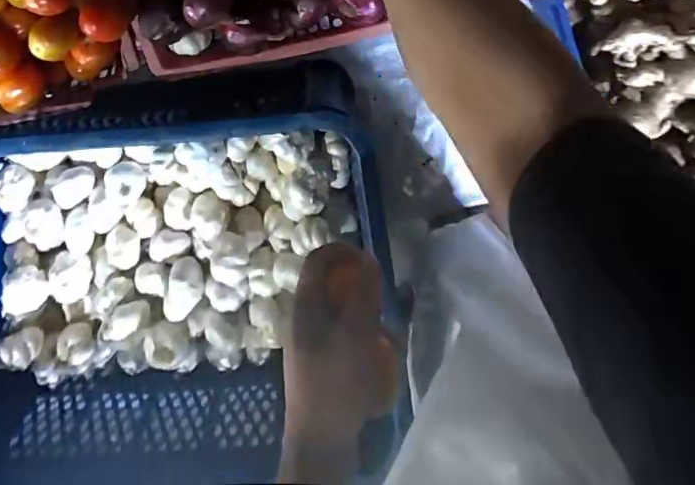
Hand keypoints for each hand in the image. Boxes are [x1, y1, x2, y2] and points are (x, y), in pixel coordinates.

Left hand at [278, 243, 399, 481]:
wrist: (320, 444)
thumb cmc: (336, 382)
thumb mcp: (356, 331)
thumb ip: (363, 292)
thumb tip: (368, 258)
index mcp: (306, 305)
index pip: (319, 259)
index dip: (344, 251)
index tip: (369, 260)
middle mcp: (306, 318)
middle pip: (336, 286)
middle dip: (365, 292)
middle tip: (384, 305)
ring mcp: (313, 343)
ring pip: (346, 314)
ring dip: (370, 320)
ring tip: (388, 341)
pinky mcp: (323, 365)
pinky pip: (348, 340)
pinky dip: (366, 344)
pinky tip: (381, 363)